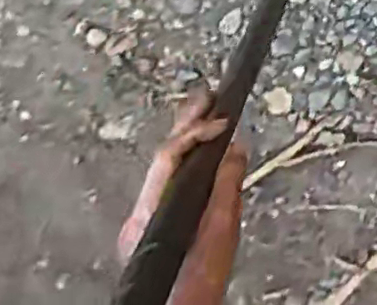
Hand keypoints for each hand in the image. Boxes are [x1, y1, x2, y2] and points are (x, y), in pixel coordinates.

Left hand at [117, 88, 248, 304]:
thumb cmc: (199, 282)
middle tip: (211, 95)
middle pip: (164, 156)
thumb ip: (227, 186)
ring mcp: (143, 219)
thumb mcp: (221, 233)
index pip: (169, 155)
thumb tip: (236, 147)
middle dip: (188, 123)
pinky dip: (190, 159)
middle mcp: (140, 212)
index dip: (196, 131)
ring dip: (189, 138)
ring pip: (166, 168)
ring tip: (209, 111)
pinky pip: (172, 181)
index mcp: (151, 212)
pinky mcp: (152, 225)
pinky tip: (206, 151)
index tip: (223, 119)